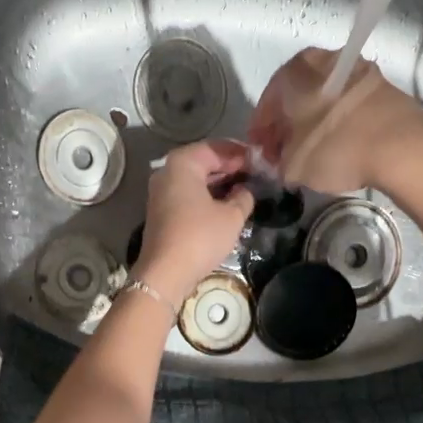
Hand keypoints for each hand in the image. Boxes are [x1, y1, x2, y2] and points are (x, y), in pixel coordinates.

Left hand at [136, 141, 256, 300]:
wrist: (165, 274)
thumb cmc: (200, 238)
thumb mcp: (231, 217)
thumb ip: (244, 197)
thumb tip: (246, 190)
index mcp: (183, 163)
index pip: (217, 148)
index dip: (241, 154)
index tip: (261, 161)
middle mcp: (167, 171)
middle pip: (204, 162)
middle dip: (230, 168)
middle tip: (255, 175)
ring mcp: (161, 193)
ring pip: (196, 181)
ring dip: (219, 185)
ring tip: (244, 191)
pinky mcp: (161, 213)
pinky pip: (188, 196)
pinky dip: (207, 198)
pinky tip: (225, 206)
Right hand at [248, 48, 422, 192]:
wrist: (399, 146)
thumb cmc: (334, 149)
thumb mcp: (293, 165)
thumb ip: (279, 162)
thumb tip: (281, 161)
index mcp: (295, 72)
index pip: (269, 100)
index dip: (261, 129)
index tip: (259, 150)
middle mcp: (324, 61)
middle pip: (297, 96)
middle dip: (287, 125)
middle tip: (282, 152)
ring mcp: (356, 71)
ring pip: (322, 99)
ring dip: (311, 124)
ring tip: (309, 153)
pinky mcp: (380, 88)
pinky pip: (344, 106)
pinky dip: (334, 124)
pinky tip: (335, 148)